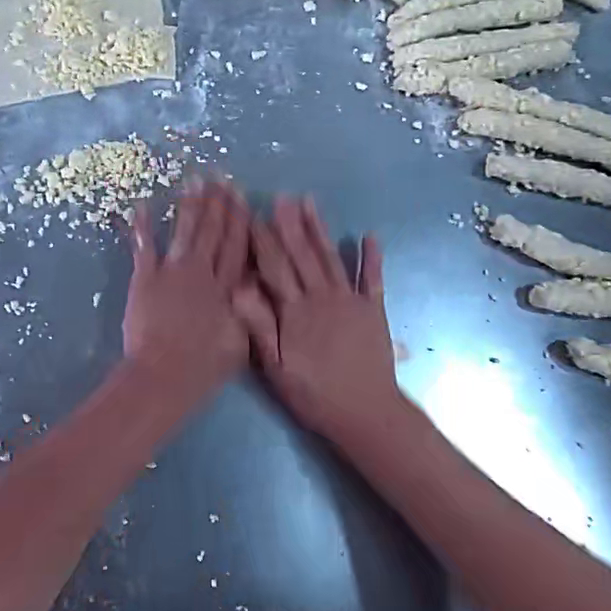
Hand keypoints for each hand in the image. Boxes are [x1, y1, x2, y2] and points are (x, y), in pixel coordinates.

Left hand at [122, 180, 252, 400]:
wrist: (164, 372)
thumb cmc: (204, 364)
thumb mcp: (240, 341)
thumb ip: (248, 309)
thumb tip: (254, 282)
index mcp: (226, 288)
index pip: (236, 246)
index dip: (239, 220)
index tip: (242, 197)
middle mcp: (201, 272)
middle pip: (212, 233)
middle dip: (218, 204)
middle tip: (220, 178)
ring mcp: (171, 271)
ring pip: (184, 231)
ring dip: (189, 205)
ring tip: (193, 181)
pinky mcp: (145, 277)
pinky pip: (144, 246)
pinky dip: (142, 226)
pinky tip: (142, 205)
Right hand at [241, 196, 402, 438]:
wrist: (367, 414)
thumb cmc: (314, 392)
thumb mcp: (276, 366)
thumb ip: (258, 325)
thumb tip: (237, 288)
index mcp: (294, 310)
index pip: (274, 267)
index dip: (262, 240)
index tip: (251, 215)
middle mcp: (321, 297)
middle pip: (302, 254)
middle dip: (289, 223)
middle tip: (281, 196)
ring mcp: (350, 300)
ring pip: (330, 257)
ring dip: (319, 229)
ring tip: (309, 202)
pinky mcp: (372, 310)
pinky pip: (372, 278)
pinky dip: (371, 257)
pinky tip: (369, 236)